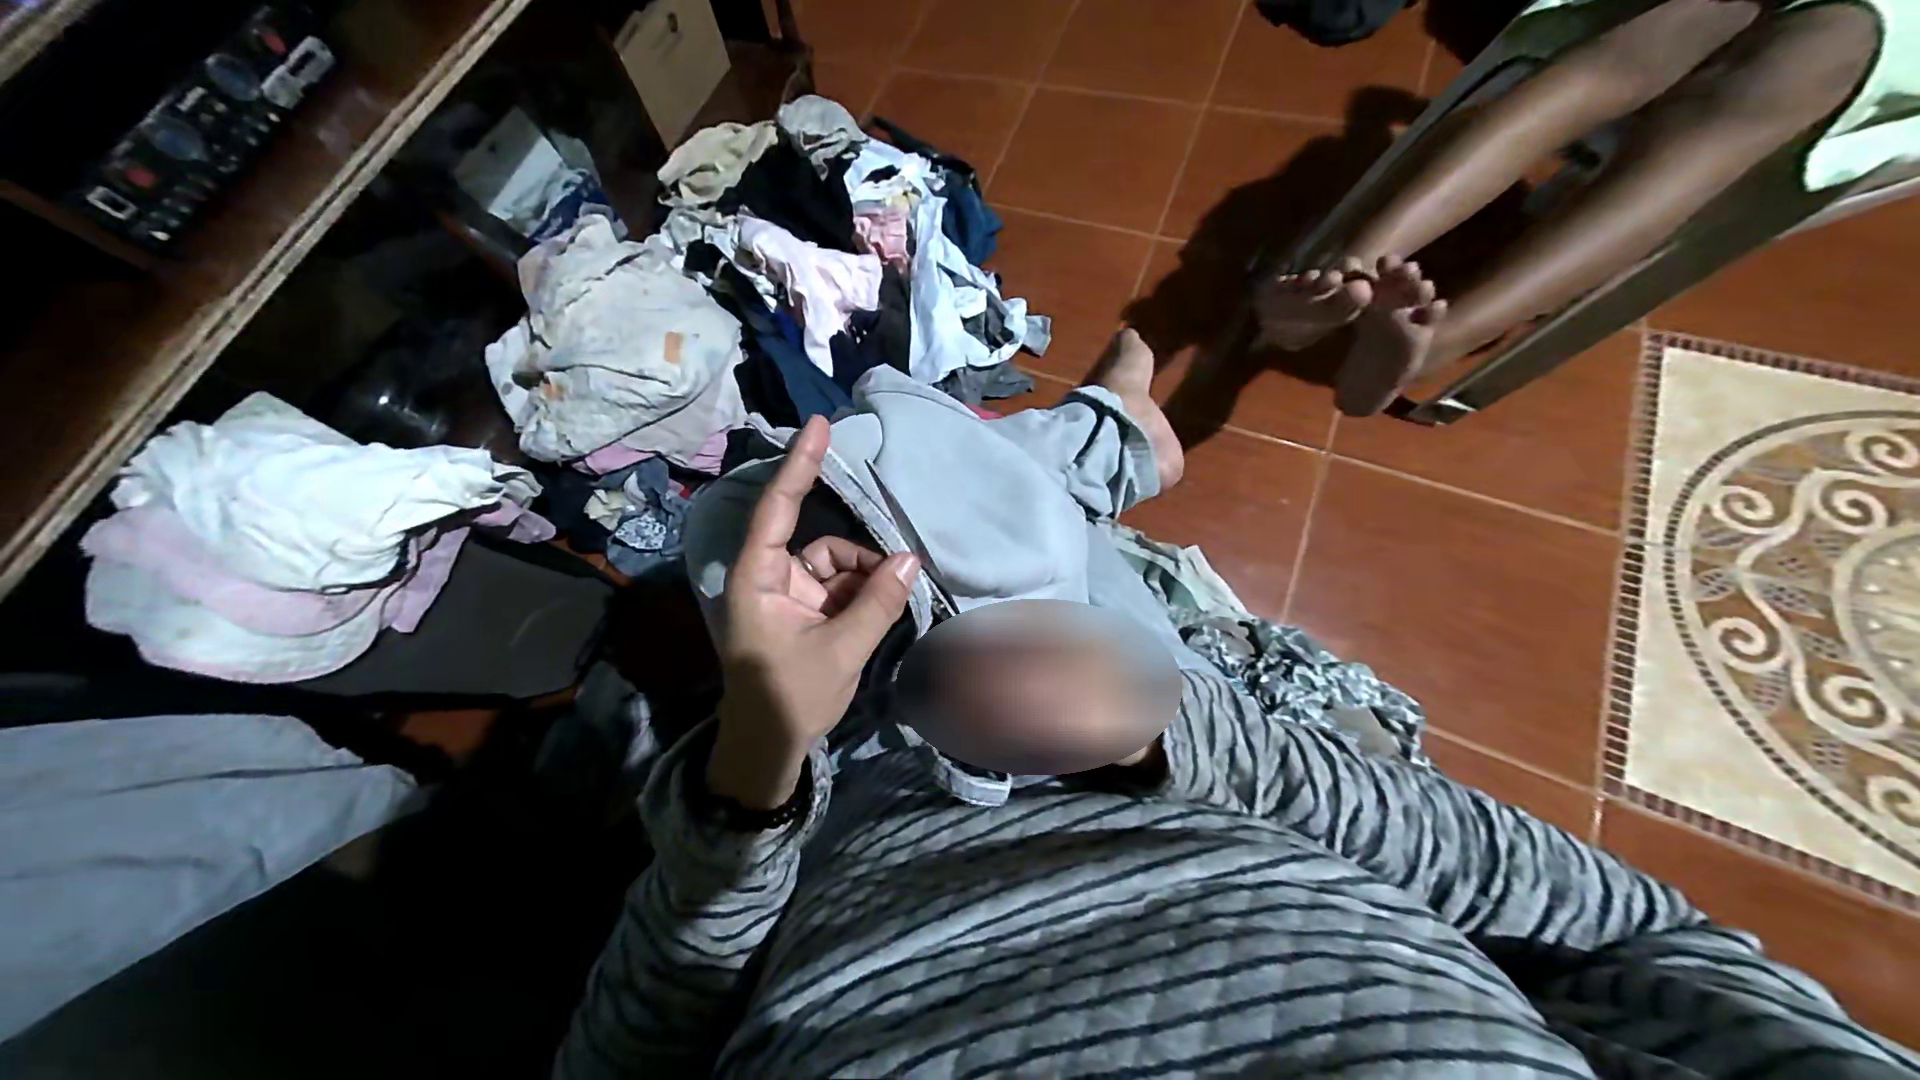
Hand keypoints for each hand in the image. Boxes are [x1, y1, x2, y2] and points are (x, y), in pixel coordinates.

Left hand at [707, 416, 919, 807]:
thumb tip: (912, 559)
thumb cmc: (787, 699)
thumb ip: (877, 604)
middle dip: (860, 559)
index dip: (798, 465)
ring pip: (838, 566)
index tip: (819, 427)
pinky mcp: (806, 611)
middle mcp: (771, 577)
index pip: (777, 509)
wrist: (769, 749)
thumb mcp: (839, 651)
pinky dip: (864, 594)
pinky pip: (841, 587)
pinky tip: (883, 609)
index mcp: (758, 579)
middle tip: (898, 577)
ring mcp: (790, 595)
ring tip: (891, 606)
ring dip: (868, 581)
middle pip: (821, 543)